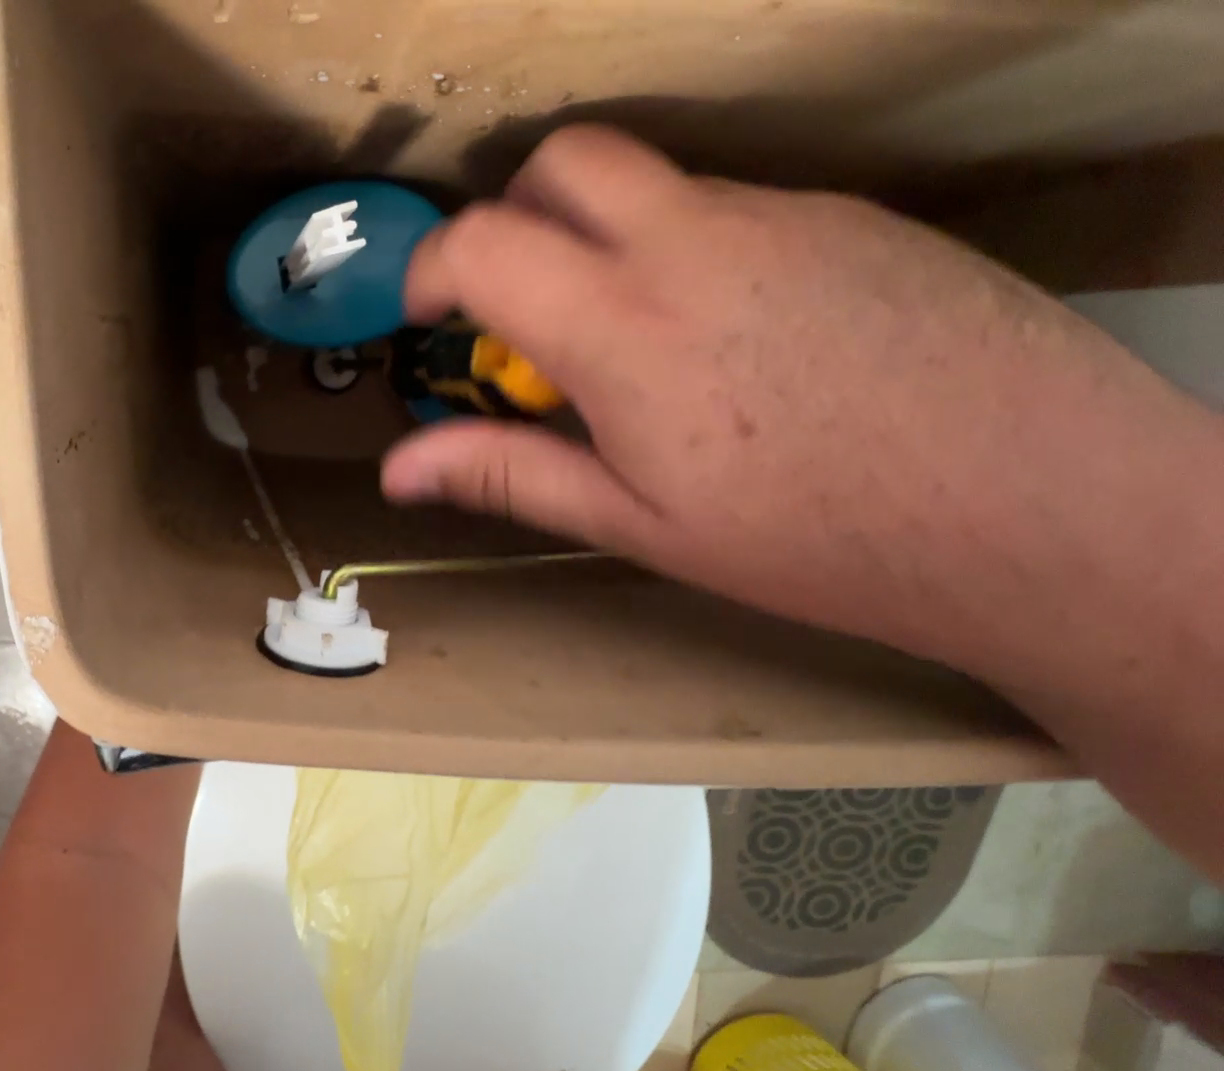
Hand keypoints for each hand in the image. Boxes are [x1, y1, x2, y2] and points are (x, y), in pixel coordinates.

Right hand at [383, 125, 1223, 698]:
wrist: (1045, 510)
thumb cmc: (813, 537)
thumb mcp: (635, 520)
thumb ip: (507, 473)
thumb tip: (398, 470)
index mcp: (623, 325)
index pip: (483, 242)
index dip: (429, 268)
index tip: (427, 314)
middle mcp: (694, 239)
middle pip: (565, 161)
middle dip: (512, 215)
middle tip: (519, 303)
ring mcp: (781, 215)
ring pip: (652, 184)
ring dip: (605, 240)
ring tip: (637, 346)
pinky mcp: (848, 217)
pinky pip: (732, 209)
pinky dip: (687, 252)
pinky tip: (732, 343)